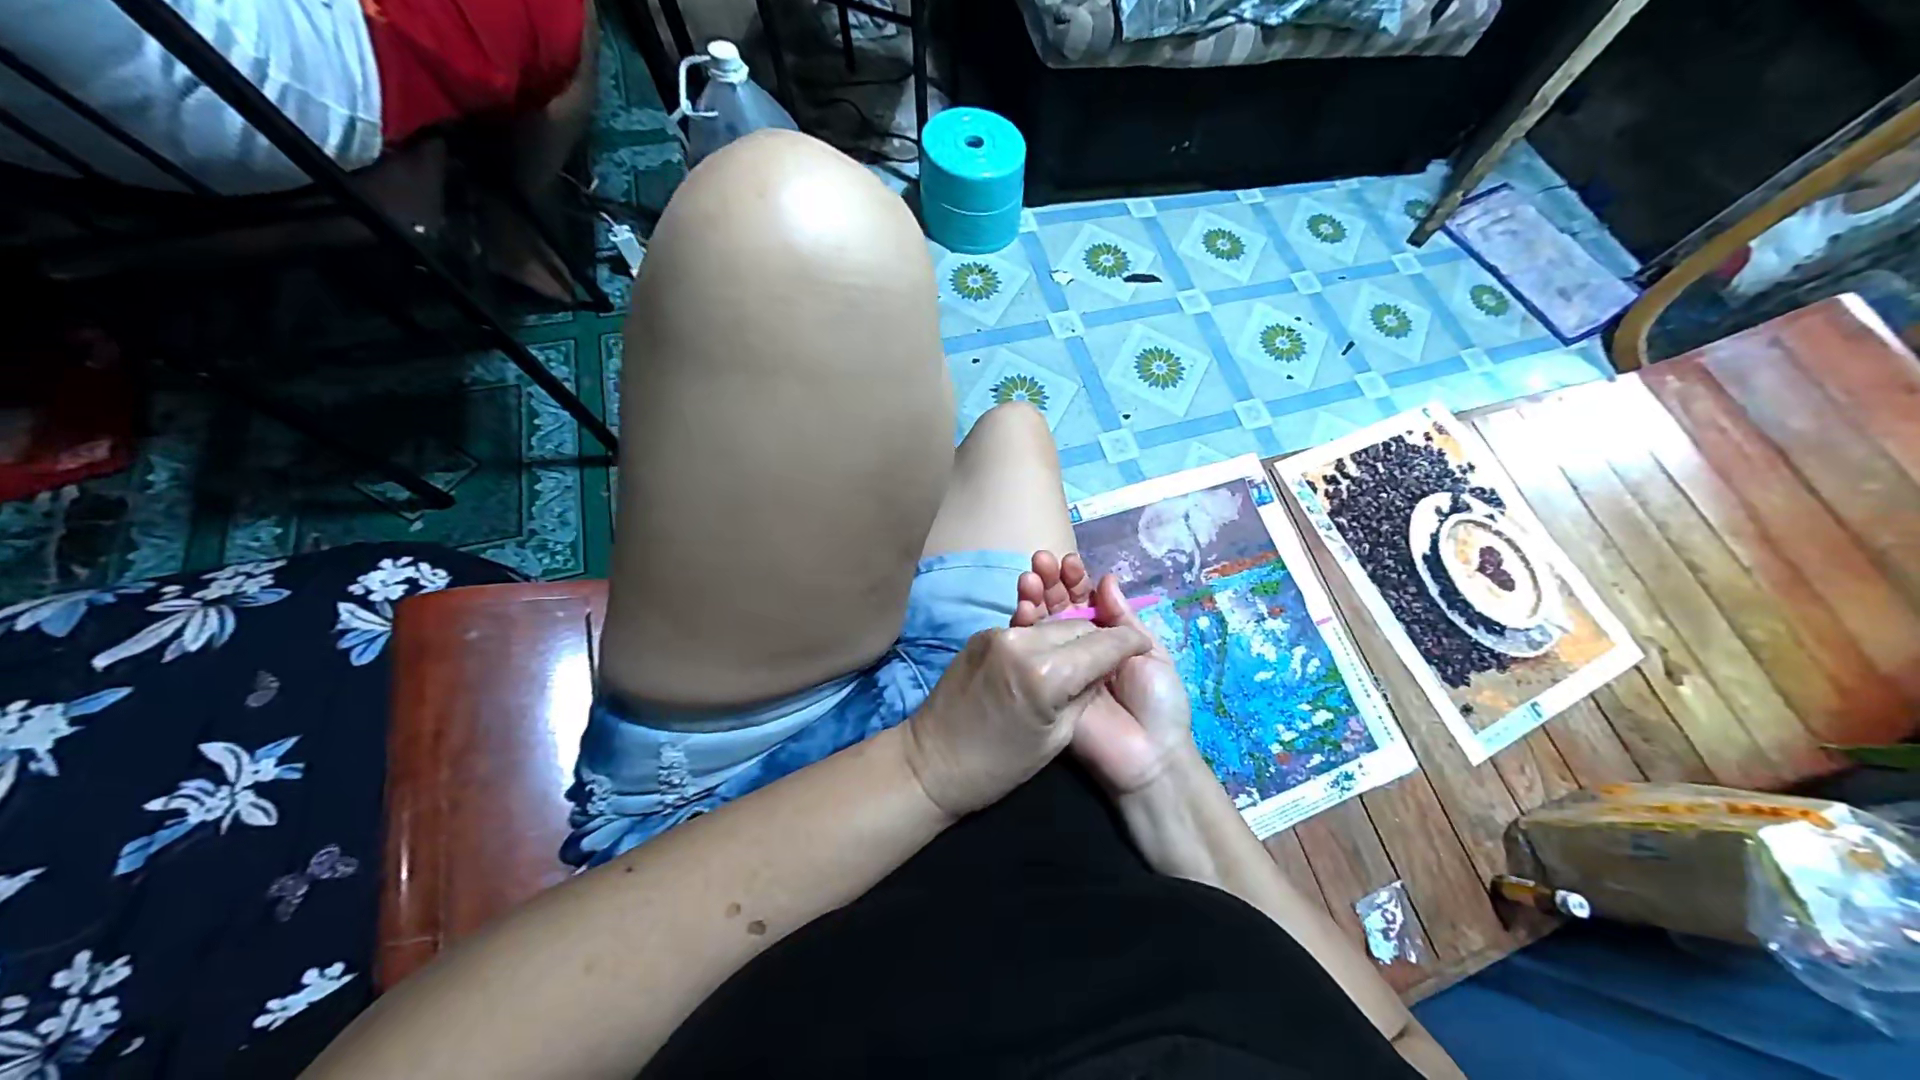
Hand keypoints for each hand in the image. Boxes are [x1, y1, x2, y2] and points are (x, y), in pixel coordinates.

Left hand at [901, 618, 1150, 817]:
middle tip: (1113, 653)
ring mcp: (999, 634)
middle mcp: (1022, 642)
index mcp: (1046, 674)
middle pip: (1078, 626)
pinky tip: (1051, 652)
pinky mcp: (983, 634)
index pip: (1103, 645)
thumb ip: (1083, 691)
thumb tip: (1099, 666)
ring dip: (1072, 634)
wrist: (932, 761)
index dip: (1127, 645)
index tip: (1142, 647)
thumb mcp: (1058, 736)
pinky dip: (1046, 638)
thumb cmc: (999, 765)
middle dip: (1099, 637)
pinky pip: (1028, 630)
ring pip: (1053, 623)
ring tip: (1083, 649)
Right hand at [1011, 553, 1196, 795]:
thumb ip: (1122, 618)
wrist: (1149, 754)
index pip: (1084, 600)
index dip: (1075, 580)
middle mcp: (1077, 646)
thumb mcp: (1148, 650)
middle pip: (1058, 608)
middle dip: (1048, 582)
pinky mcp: (1042, 687)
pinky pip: (1030, 656)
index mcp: (1104, 637)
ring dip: (1033, 598)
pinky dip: (1023, 630)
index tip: (1067, 561)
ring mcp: (1058, 666)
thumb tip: (1105, 579)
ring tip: (1028, 579)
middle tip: (1040, 562)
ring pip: (1040, 626)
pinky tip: (1021, 609)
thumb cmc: (1158, 701)